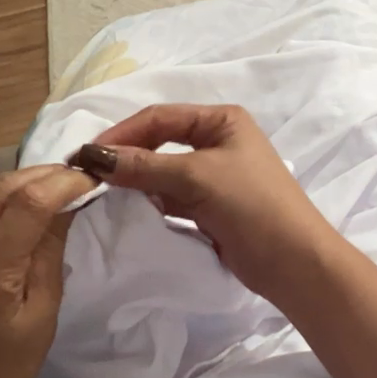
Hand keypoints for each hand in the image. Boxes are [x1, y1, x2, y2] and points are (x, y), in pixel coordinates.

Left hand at [0, 164, 87, 377]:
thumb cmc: (11, 365)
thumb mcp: (46, 307)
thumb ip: (52, 246)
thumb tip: (74, 198)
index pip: (28, 202)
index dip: (64, 182)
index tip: (94, 179)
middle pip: (4, 187)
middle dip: (47, 174)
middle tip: (83, 177)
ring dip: (29, 183)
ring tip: (64, 188)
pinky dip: (10, 199)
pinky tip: (34, 206)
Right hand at [76, 104, 341, 300]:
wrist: (292, 260)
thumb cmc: (251, 204)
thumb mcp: (196, 177)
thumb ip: (144, 165)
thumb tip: (94, 157)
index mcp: (222, 120)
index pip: (160, 117)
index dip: (122, 133)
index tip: (85, 156)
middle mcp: (218, 140)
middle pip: (160, 141)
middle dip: (127, 156)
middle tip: (88, 175)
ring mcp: (215, 174)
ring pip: (164, 170)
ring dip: (137, 179)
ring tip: (103, 193)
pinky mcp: (211, 205)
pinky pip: (172, 195)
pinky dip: (152, 200)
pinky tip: (132, 209)